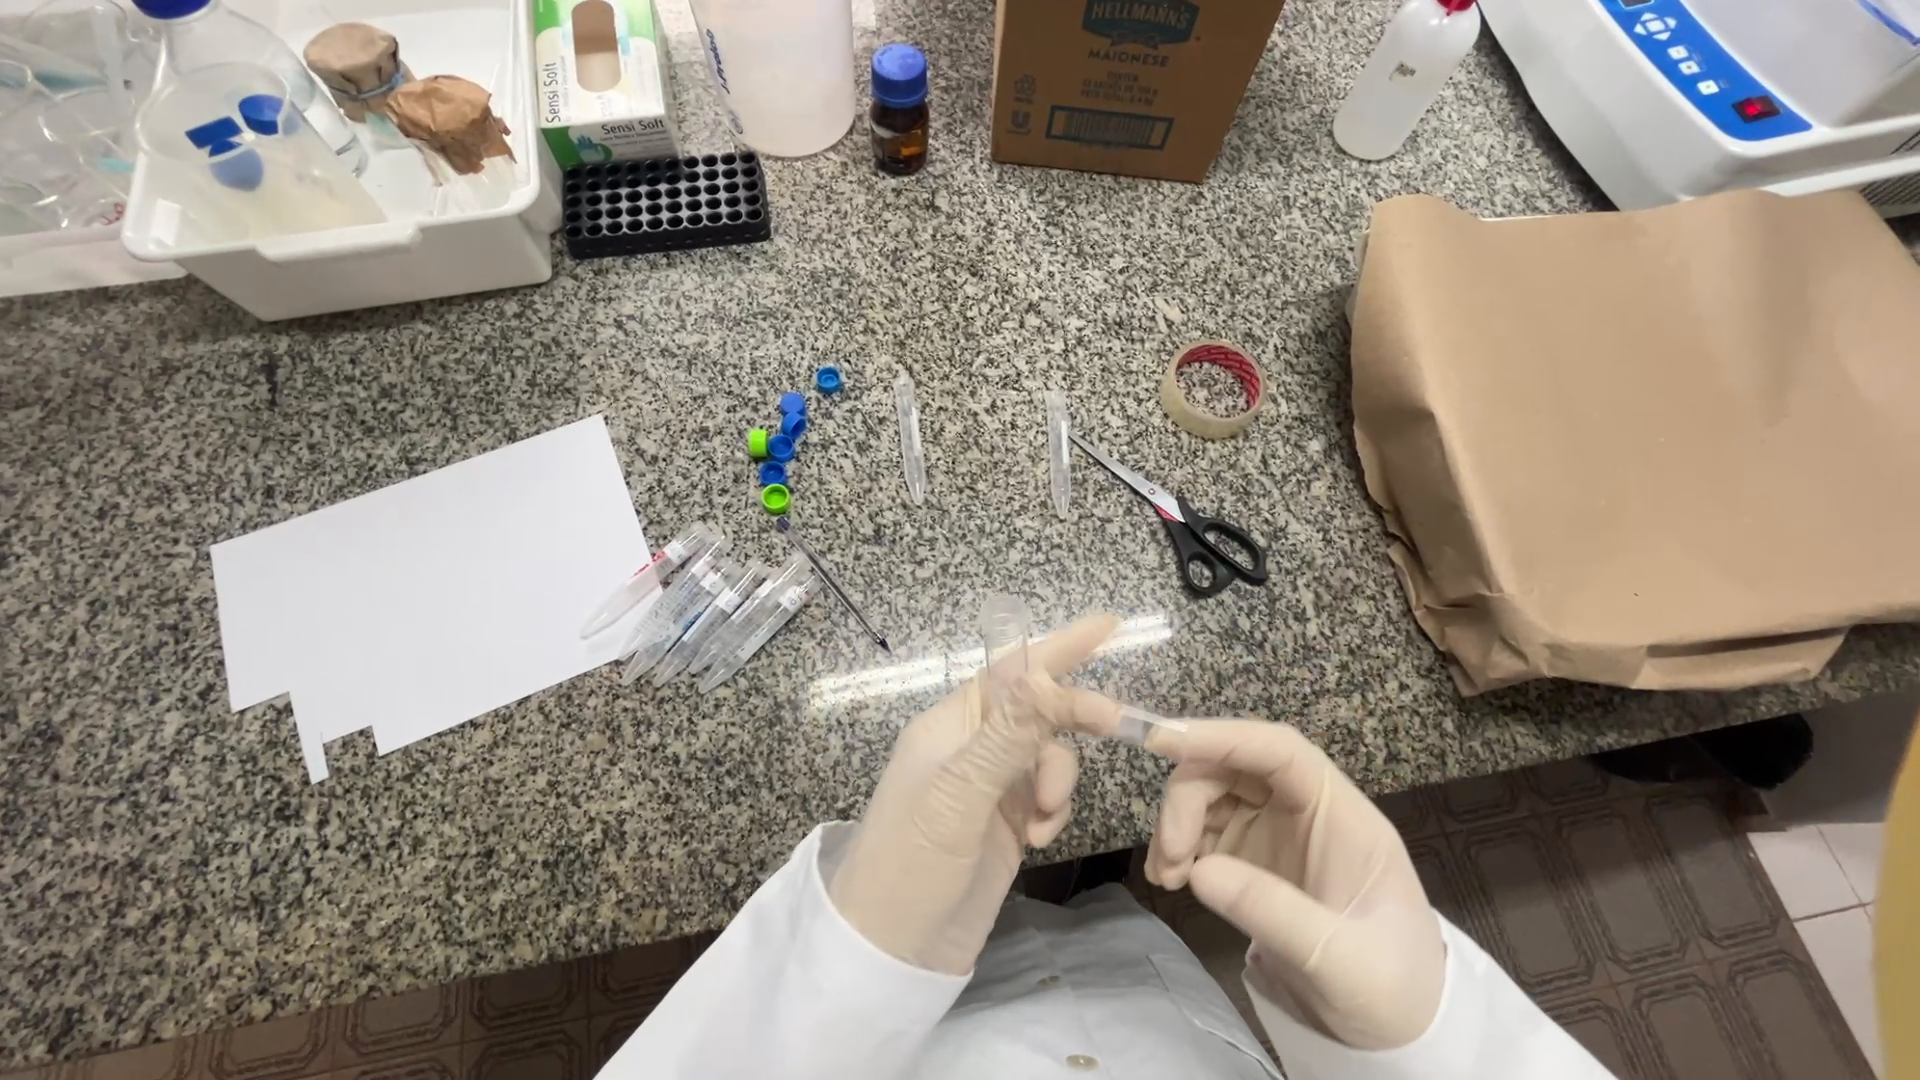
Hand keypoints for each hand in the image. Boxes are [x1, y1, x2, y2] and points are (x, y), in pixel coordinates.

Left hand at [827, 613, 1122, 974]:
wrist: (895, 950)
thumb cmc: (913, 860)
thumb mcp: (959, 793)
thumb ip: (1006, 735)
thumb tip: (1042, 675)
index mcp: (950, 725)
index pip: (1010, 671)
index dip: (1057, 648)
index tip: (1107, 625)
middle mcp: (971, 746)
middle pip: (1037, 711)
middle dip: (1073, 717)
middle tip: (1117, 722)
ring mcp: (989, 785)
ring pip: (1047, 756)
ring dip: (1057, 779)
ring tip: (1042, 816)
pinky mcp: (1005, 822)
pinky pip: (1046, 796)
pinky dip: (1053, 809)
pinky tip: (1039, 836)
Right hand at [1144, 719, 1445, 1050]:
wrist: (1397, 1025)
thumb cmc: (1390, 987)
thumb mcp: (1343, 962)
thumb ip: (1274, 913)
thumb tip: (1199, 872)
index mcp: (1340, 814)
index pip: (1277, 749)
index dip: (1221, 736)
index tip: (1162, 740)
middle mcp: (1302, 807)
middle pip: (1230, 765)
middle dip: (1187, 797)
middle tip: (1171, 854)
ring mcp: (1272, 826)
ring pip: (1208, 790)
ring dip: (1175, 823)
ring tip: (1167, 878)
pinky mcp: (1247, 852)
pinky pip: (1199, 826)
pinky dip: (1175, 845)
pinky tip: (1170, 879)